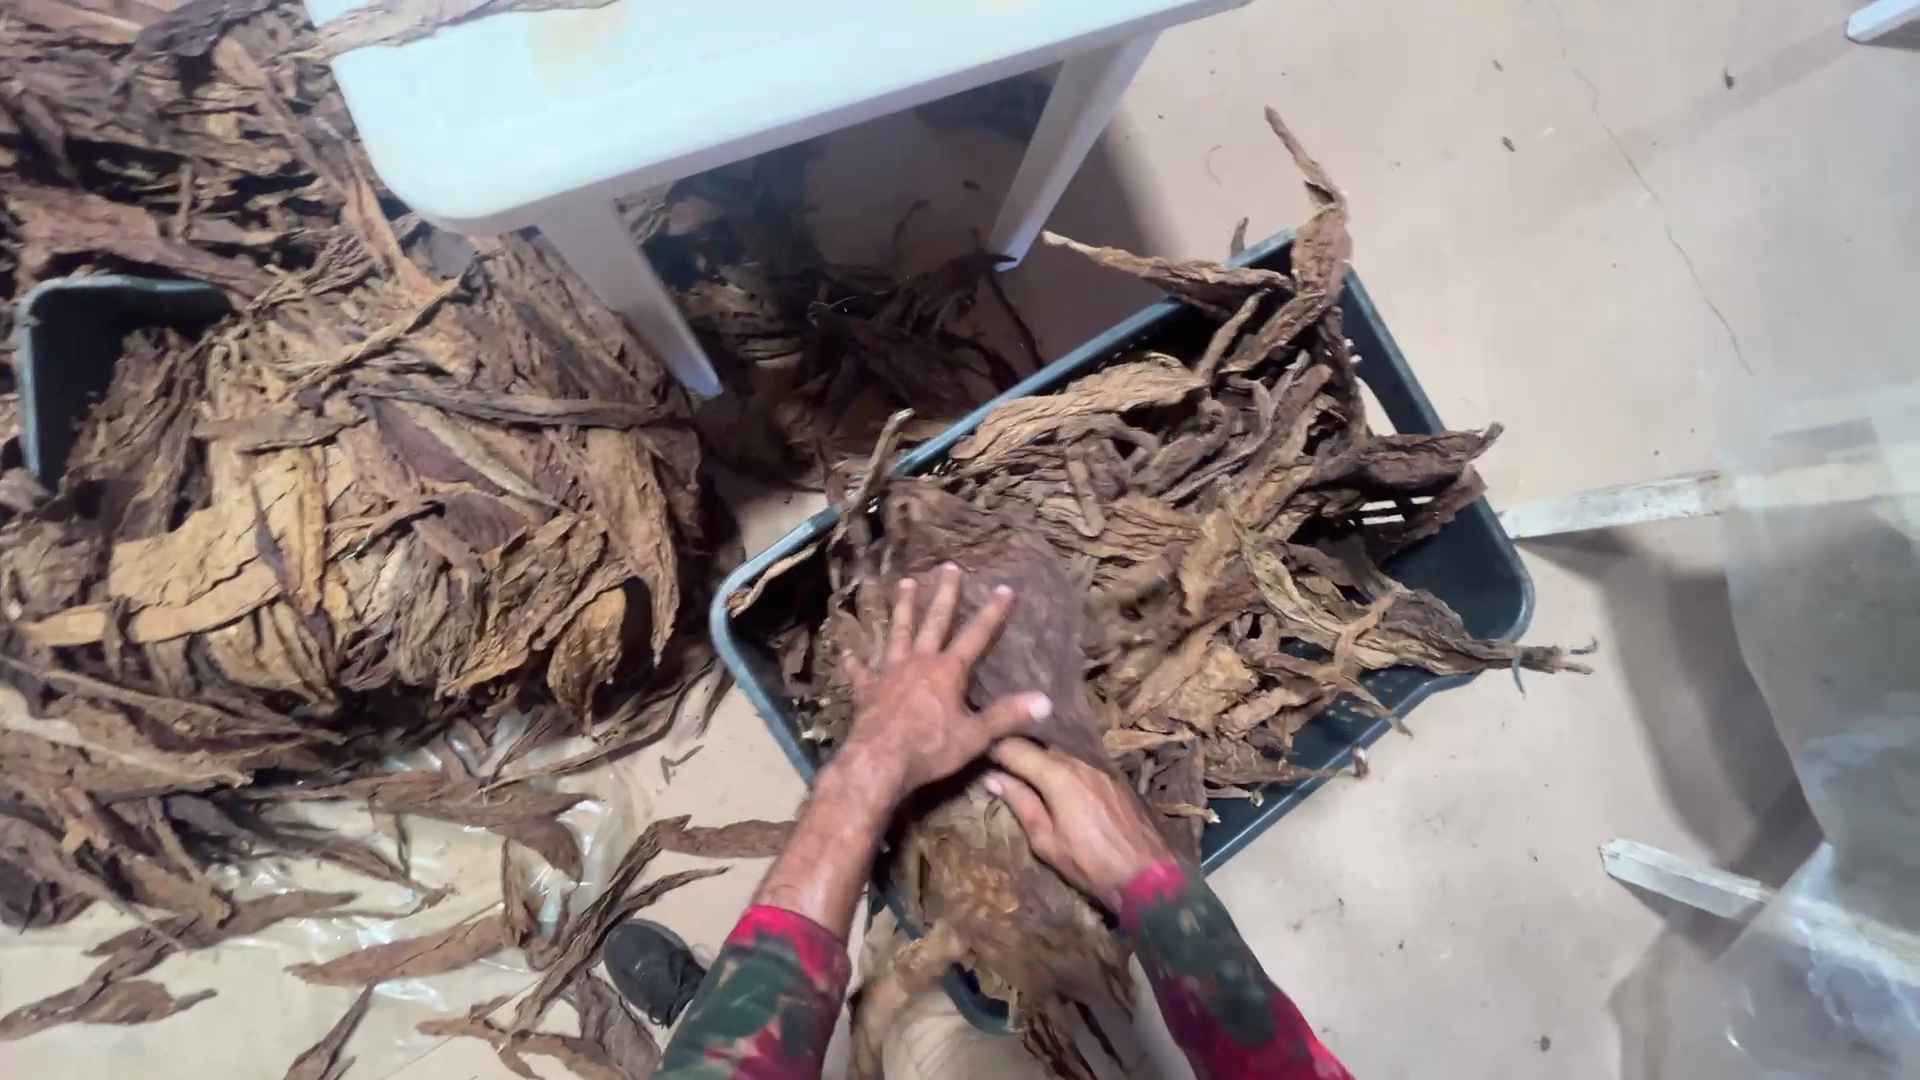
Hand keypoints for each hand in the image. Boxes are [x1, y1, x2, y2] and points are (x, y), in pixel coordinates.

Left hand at [839, 563, 1051, 805]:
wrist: (879, 761)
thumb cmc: (931, 748)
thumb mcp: (976, 736)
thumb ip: (1008, 716)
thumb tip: (1045, 701)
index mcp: (948, 670)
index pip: (977, 635)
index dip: (993, 612)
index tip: (1004, 588)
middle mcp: (919, 662)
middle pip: (935, 621)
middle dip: (945, 594)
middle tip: (948, 567)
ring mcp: (890, 672)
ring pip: (898, 632)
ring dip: (902, 608)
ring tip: (905, 584)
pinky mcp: (867, 689)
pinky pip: (859, 670)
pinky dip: (853, 659)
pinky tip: (844, 647)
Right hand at [985, 738, 1174, 908]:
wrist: (1149, 874)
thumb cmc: (1090, 863)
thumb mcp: (1046, 840)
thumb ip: (1020, 803)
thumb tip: (993, 779)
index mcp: (1057, 774)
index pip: (1015, 748)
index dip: (993, 749)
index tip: (978, 755)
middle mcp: (1077, 760)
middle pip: (1038, 747)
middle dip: (1017, 753)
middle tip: (997, 766)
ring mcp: (1099, 766)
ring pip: (1060, 754)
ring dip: (1041, 761)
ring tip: (1023, 775)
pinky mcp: (1112, 777)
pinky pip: (1079, 764)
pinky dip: (1062, 769)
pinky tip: (1056, 785)